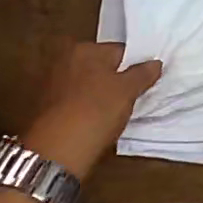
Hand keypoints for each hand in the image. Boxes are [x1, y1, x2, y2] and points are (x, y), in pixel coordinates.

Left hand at [19, 42, 160, 180]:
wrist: (57, 152)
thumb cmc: (96, 112)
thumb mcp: (127, 91)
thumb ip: (143, 73)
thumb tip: (155, 63)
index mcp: (84, 49)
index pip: (120, 52)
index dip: (137, 67)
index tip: (146, 83)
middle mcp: (65, 61)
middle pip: (103, 68)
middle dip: (118, 81)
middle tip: (134, 98)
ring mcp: (53, 85)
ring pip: (90, 86)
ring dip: (103, 96)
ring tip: (117, 114)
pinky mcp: (47, 108)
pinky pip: (78, 102)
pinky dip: (88, 109)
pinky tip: (98, 123)